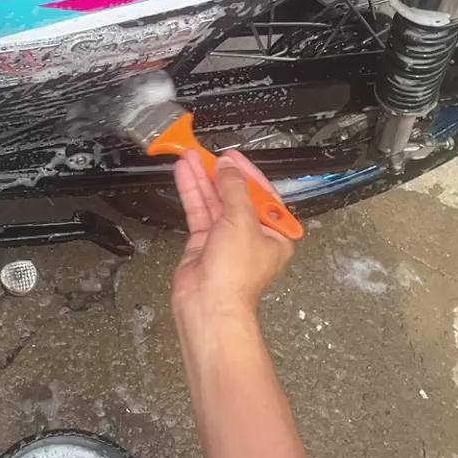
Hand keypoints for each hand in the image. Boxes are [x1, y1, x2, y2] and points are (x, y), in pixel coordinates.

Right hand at [171, 148, 295, 337]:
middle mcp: (250, 235)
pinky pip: (198, 210)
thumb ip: (234, 190)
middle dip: (219, 173)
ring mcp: (225, 238)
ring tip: (189, 157)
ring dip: (201, 178)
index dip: (246, 173)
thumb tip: (228, 168)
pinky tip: (184, 174)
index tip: (232, 157)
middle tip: (206, 153)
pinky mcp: (202, 242)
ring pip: (213, 200)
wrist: (209, 303)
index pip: (262, 194)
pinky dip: (191, 191)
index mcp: (273, 233)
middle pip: (235, 195)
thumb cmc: (235, 276)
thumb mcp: (242, 222)